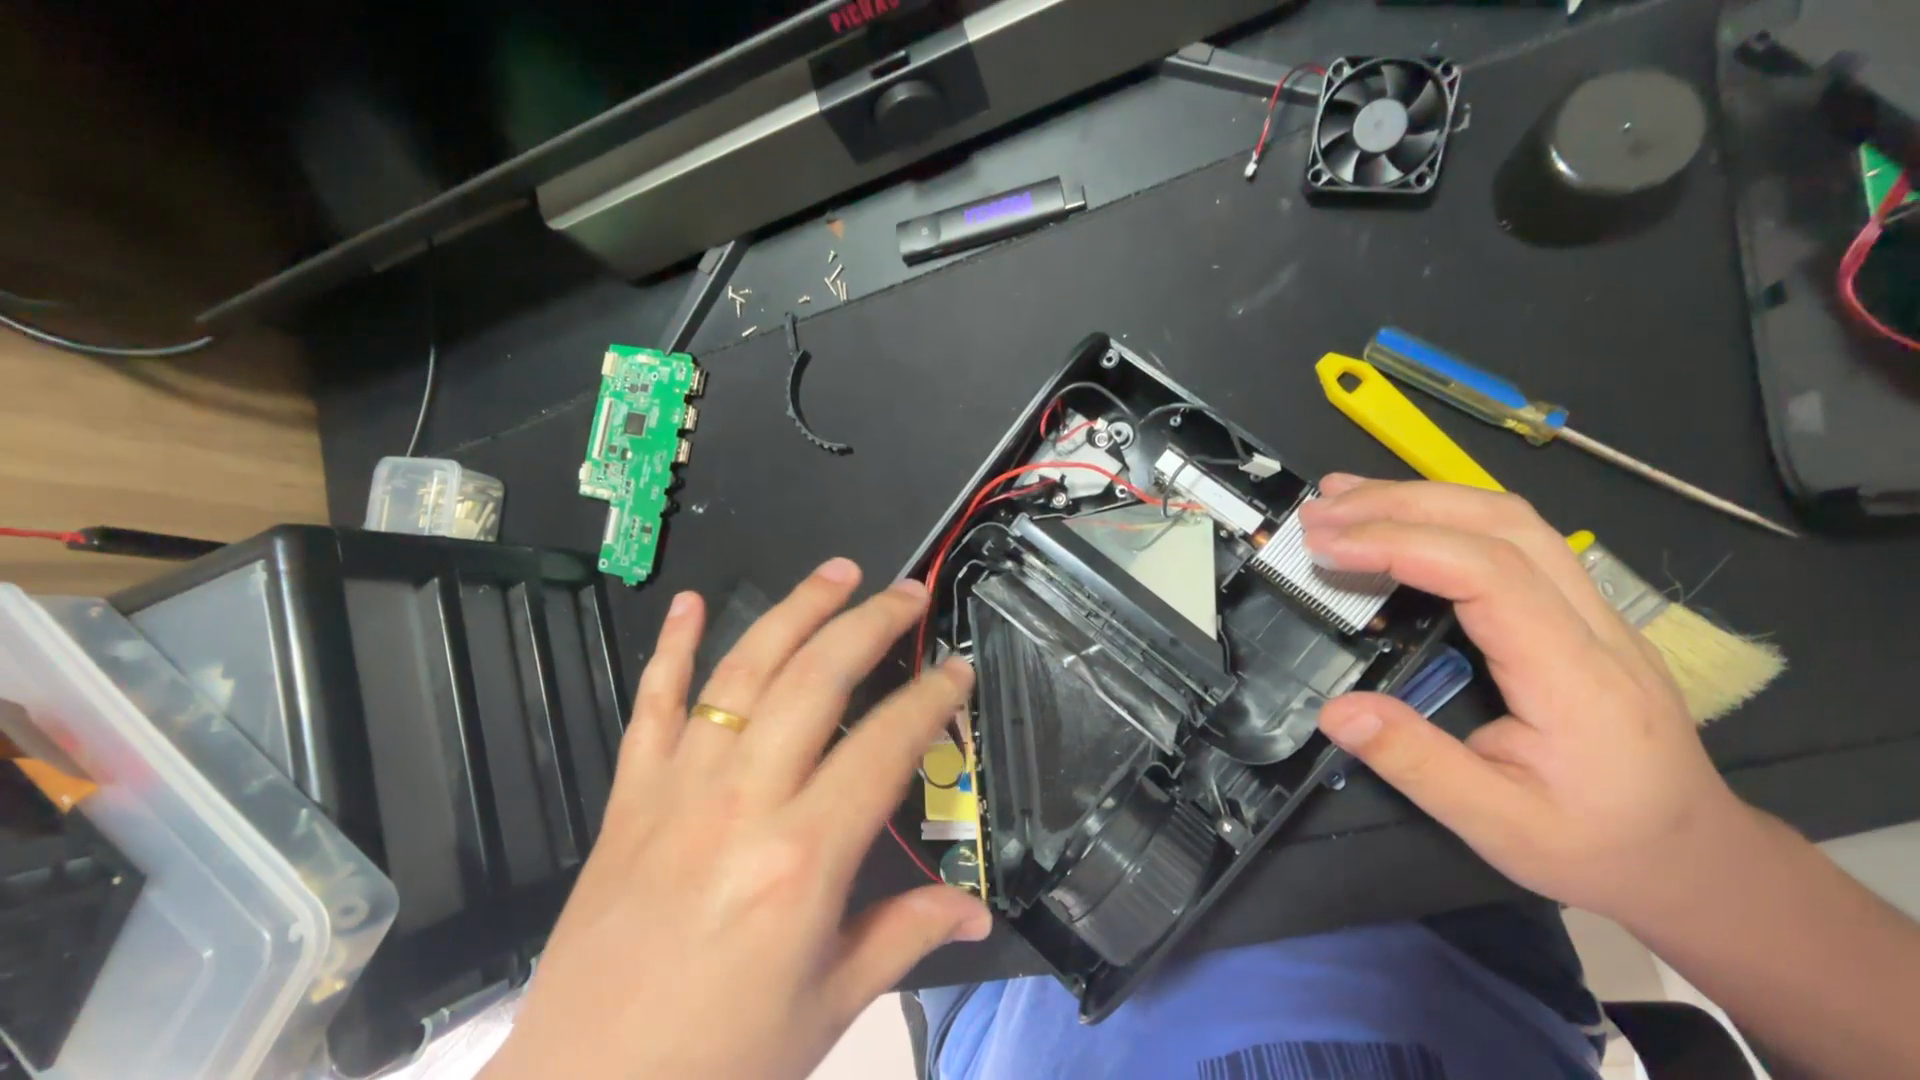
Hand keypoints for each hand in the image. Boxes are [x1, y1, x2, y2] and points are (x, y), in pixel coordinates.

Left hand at [484, 559, 990, 1079]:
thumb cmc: (721, 1060)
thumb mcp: (829, 1006)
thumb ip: (904, 938)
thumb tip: (976, 913)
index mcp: (804, 858)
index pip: (885, 748)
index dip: (931, 699)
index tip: (958, 669)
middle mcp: (743, 802)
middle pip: (817, 680)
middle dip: (870, 623)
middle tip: (908, 591)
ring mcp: (678, 790)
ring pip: (742, 672)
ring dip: (793, 611)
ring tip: (836, 572)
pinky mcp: (628, 798)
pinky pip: (652, 706)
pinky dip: (669, 648)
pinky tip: (688, 603)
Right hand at [1300, 475, 1750, 922]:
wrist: (1695, 859)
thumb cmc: (1598, 847)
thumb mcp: (1500, 827)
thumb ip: (1417, 764)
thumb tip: (1335, 711)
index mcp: (1575, 676)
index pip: (1488, 573)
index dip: (1401, 545)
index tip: (1326, 546)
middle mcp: (1595, 625)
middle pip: (1503, 524)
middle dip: (1401, 504)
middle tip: (1319, 511)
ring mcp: (1597, 612)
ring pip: (1514, 520)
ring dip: (1423, 499)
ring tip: (1344, 500)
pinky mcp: (1583, 614)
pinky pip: (1517, 541)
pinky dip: (1447, 517)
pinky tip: (1403, 523)